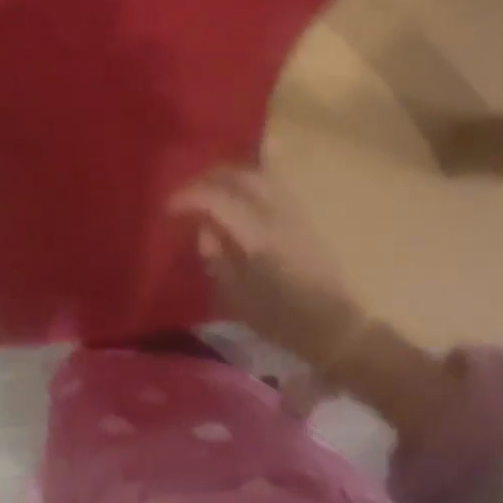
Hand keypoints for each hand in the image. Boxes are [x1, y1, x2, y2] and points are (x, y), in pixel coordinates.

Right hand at [168, 166, 365, 368]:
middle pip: (241, 175)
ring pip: (260, 175)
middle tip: (186, 195)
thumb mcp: (236, 296)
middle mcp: (279, 214)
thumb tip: (205, 230)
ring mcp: (296, 212)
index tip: (168, 207)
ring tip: (208, 194)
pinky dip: (248, 186)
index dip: (189, 196)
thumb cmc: (281, 320)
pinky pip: (272, 187)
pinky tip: (236, 202)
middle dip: (208, 179)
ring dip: (229, 178)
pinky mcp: (304, 218)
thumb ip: (216, 257)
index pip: (218, 198)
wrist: (334, 327)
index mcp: (260, 235)